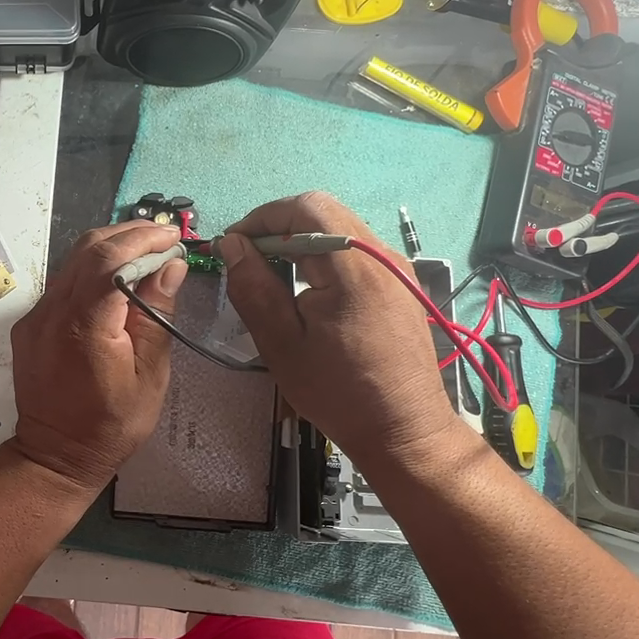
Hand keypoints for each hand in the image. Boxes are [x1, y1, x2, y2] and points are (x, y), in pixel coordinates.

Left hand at [9, 221, 186, 493]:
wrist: (54, 456)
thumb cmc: (111, 426)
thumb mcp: (149, 377)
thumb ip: (156, 317)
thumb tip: (170, 267)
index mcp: (84, 327)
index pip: (108, 261)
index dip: (142, 240)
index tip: (172, 236)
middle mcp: (52, 313)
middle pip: (86, 250)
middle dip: (127, 235)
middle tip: (163, 237)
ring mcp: (35, 316)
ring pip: (71, 261)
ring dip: (109, 248)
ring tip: (145, 250)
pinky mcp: (29, 323)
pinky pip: (62, 283)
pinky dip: (91, 269)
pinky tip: (116, 276)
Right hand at [219, 193, 466, 471]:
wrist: (404, 430)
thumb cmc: (338, 391)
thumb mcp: (281, 342)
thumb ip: (253, 286)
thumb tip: (233, 245)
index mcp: (354, 266)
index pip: (305, 208)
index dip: (262, 218)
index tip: (234, 246)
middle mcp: (382, 255)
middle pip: (323, 212)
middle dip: (278, 227)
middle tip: (248, 259)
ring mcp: (396, 267)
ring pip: (338, 229)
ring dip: (298, 240)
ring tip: (271, 274)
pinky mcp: (399, 283)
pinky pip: (353, 250)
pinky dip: (320, 256)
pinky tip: (303, 288)